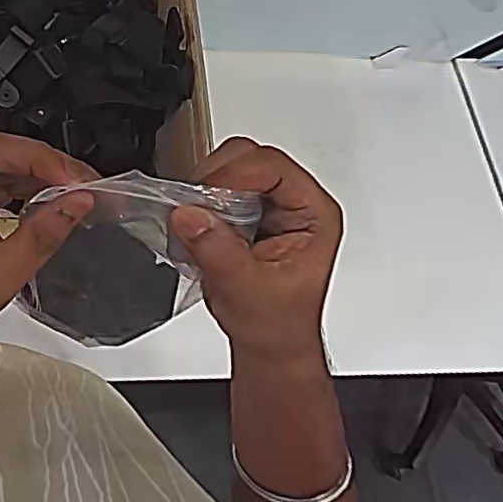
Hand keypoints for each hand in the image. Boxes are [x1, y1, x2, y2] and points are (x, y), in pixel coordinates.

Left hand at [0, 130, 97, 336]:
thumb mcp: (5, 271)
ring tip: (77, 189)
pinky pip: (10, 173)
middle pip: (5, 149)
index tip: (71, 178)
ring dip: (46, 171)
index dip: (37, 158)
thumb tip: (76, 202)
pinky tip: (57, 194)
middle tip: (84, 182)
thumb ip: (42, 235)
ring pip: (11, 158)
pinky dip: (37, 181)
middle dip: (48, 162)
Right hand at [171, 137, 340, 361]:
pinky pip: (214, 187)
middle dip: (215, 179)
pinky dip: (197, 202)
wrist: (268, 343)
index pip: (273, 168)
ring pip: (228, 167)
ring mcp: (268, 204)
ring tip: (196, 225)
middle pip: (249, 157)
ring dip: (204, 191)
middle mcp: (294, 202)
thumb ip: (219, 252)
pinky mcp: (244, 211)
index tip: (204, 198)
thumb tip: (189, 216)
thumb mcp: (248, 292)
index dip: (234, 176)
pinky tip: (195, 229)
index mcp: (313, 214)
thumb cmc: (276, 324)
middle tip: (195, 209)